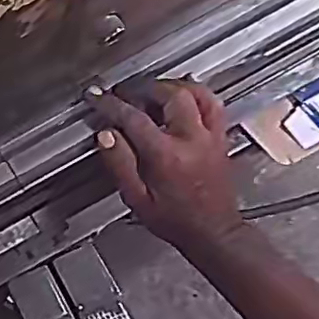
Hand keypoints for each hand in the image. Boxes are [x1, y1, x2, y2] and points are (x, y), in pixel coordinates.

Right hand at [87, 80, 247, 250]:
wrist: (213, 232)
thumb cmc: (176, 220)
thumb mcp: (136, 198)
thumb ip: (119, 164)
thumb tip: (105, 136)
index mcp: (167, 156)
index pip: (134, 118)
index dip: (111, 104)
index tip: (98, 98)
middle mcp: (192, 141)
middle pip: (169, 95)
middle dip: (143, 88)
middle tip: (125, 92)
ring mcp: (210, 137)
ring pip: (196, 93)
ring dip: (171, 85)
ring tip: (152, 89)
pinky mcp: (220, 139)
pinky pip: (213, 104)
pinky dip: (196, 93)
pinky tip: (182, 94)